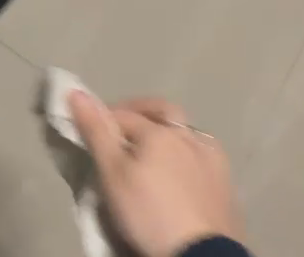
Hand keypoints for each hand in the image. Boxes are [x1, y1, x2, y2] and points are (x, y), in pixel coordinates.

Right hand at [69, 92, 241, 256]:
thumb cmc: (150, 212)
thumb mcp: (111, 173)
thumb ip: (95, 131)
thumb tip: (76, 91)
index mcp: (160, 132)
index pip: (122, 114)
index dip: (101, 120)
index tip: (89, 136)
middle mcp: (190, 139)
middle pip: (163, 111)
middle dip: (140, 113)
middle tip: (122, 132)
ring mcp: (214, 164)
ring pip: (187, 134)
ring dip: (168, 135)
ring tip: (152, 156)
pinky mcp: (228, 189)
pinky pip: (202, 158)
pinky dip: (186, 157)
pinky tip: (178, 176)